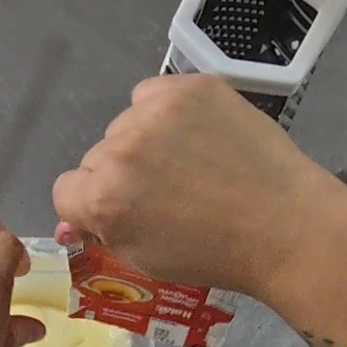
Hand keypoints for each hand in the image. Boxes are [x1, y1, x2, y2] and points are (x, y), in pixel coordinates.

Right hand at [52, 74, 346, 300]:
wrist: (281, 226)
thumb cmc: (208, 255)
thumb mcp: (141, 258)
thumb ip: (102, 231)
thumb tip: (72, 223)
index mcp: (103, 197)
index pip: (64, 191)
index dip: (87, 208)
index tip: (116, 215)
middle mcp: (120, 150)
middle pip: (94, 158)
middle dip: (115, 177)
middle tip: (157, 195)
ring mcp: (157, 113)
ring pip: (123, 127)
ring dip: (140, 144)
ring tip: (182, 165)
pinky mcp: (192, 88)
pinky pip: (151, 95)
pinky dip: (162, 115)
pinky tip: (191, 137)